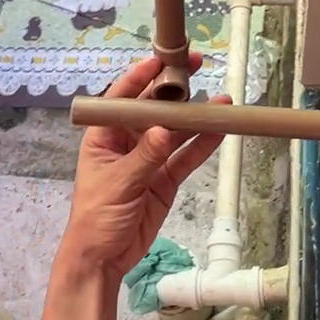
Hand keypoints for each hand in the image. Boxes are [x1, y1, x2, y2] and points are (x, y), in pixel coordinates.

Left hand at [57, 54, 228, 279]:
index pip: (123, 97)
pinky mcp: (165, 179)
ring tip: (223, 101)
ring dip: (196, 118)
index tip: (162, 60)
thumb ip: (145, 156)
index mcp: (104, 135)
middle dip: (175, 89)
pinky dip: (202, 145)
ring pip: (176, 131)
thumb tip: (166, 130)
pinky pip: (186, 157)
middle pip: (154, 108)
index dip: (142, 76)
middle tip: (198, 67)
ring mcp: (149, 159)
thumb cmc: (96, 216)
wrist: (102, 259)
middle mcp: (127, 141)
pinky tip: (220, 131)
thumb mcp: (118, 183)